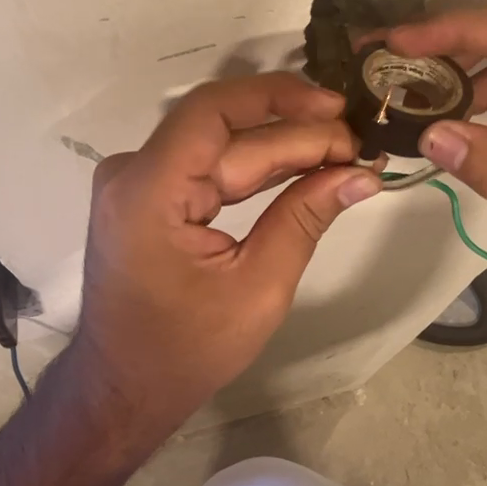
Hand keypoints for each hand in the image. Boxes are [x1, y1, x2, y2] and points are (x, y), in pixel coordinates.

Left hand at [70, 73, 382, 435]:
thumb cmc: (186, 351)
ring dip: (282, 146)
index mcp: (148, 191)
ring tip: (344, 150)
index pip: (213, 112)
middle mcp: (134, 173)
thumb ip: (304, 219)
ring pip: (221, 146)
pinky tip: (305, 166)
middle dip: (295, 132)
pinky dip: (257, 168)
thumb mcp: (257, 289)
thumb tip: (362, 175)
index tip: (336, 108)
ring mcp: (138, 181)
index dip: (278, 98)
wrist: (125, 386)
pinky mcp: (150, 195)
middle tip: (359, 143)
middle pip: (225, 132)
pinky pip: (209, 168)